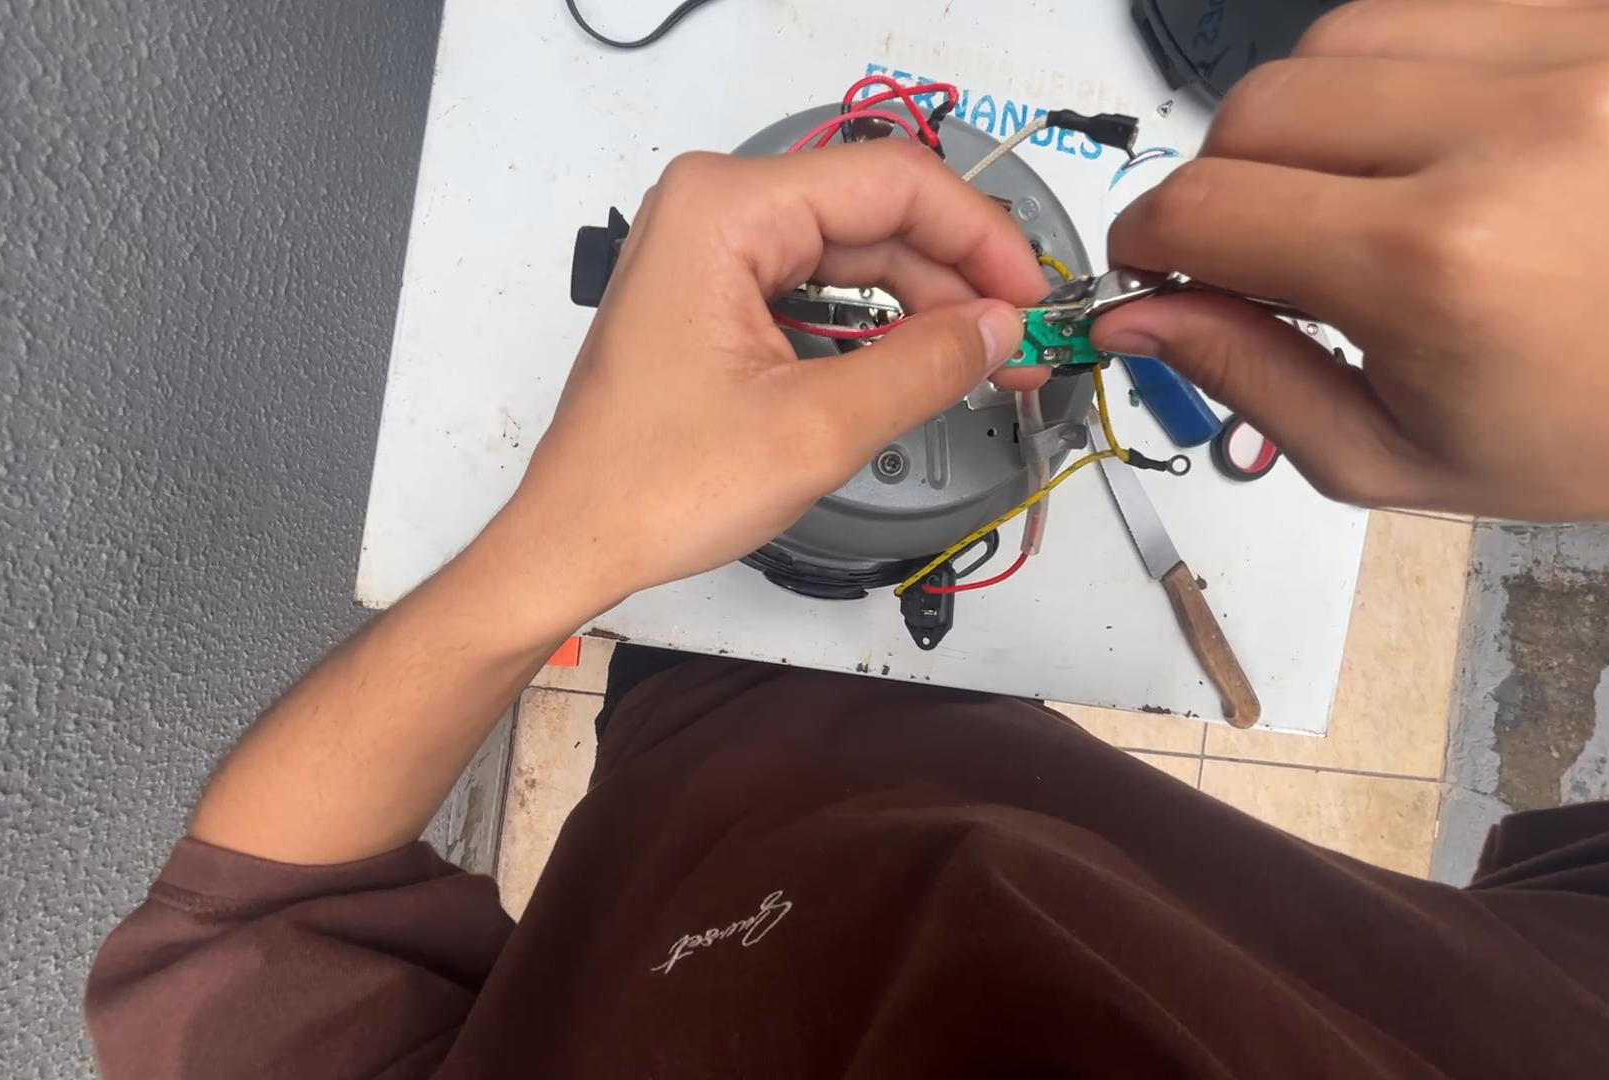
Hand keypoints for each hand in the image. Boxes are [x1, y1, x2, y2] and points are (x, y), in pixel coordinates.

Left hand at [489, 139, 1046, 615]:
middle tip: (1014, 345)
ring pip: (850, 259)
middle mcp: (714, 213)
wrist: (579, 541)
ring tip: (975, 362)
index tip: (1030, 296)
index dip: (980, 237)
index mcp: (726, 209)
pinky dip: (871, 330)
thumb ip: (925, 366)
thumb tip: (1000, 328)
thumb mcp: (817, 428)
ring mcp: (711, 258)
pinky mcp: (714, 303)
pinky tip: (911, 364)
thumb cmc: (659, 488)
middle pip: (874, 218)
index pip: (894, 183)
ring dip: (919, 309)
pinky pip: (815, 296)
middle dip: (955, 281)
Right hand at [1093, 0, 1608, 558]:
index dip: (1144, 238)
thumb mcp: (1369, 453)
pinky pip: (1432, 19)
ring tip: (1338, 202)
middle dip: (1214, 185)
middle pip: (1253, 109)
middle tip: (1246, 250)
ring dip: (1294, 129)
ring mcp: (1595, 51)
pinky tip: (1417, 155)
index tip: (1147, 268)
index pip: (1204, 207)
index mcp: (1438, 266)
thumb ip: (1234, 371)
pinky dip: (1383, 88)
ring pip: (1330, 45)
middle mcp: (1517, 134)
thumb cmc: (1579, 441)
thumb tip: (1134, 318)